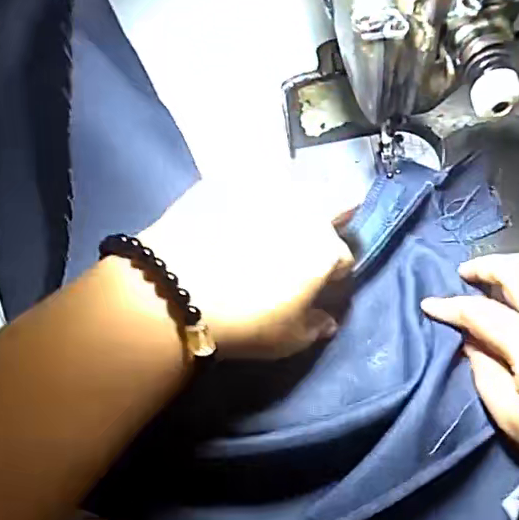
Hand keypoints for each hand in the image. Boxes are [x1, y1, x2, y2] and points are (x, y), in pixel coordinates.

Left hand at [136, 175, 355, 359]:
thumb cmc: (244, 322)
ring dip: (294, 201)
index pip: (345, 258)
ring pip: (295, 184)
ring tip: (272, 224)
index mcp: (326, 249)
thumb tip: (327, 321)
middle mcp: (305, 210)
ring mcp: (265, 188)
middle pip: (337, 201)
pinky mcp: (225, 179)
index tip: (320, 285)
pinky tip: (233, 215)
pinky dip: (250, 196)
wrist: (174, 292)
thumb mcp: (288, 340)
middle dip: (332, 218)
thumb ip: (315, 327)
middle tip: (307, 242)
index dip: (334, 273)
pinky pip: (250, 181)